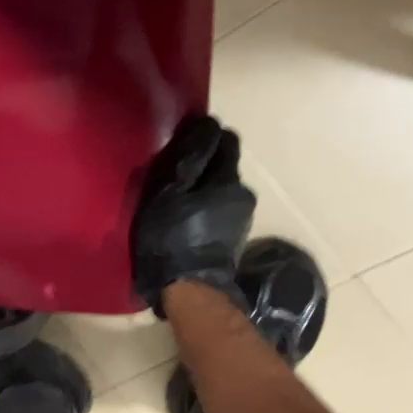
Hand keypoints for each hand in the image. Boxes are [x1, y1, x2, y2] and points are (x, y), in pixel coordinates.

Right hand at [132, 115, 255, 316]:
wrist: (190, 287)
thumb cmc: (172, 234)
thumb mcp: (170, 191)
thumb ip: (189, 158)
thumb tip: (208, 125)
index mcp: (229, 179)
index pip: (226, 140)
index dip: (205, 136)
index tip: (180, 140)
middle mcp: (243, 193)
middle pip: (223, 164)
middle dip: (203, 161)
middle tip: (172, 169)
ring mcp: (240, 216)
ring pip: (220, 186)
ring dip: (202, 184)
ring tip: (175, 194)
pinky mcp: (232, 234)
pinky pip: (218, 206)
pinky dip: (203, 203)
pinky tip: (184, 214)